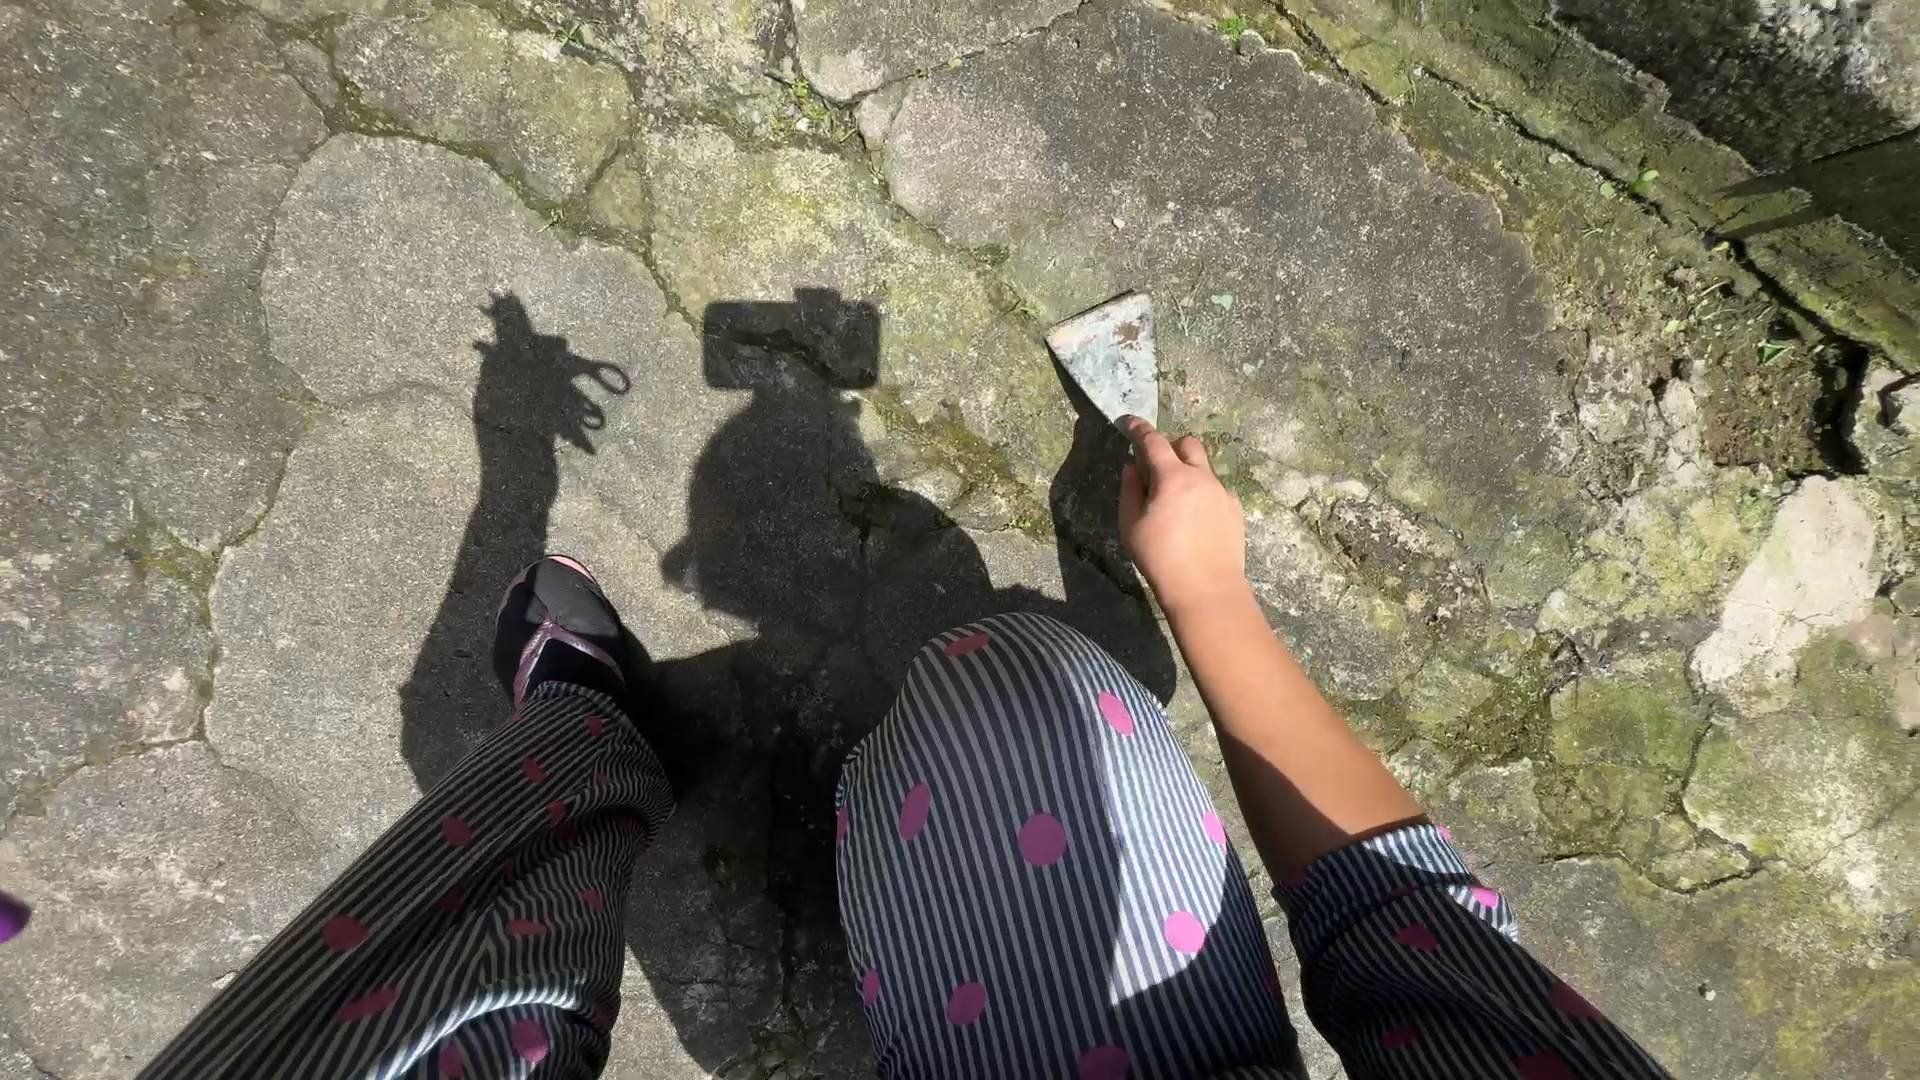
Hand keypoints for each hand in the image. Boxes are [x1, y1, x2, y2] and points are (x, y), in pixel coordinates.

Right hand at [1117, 415, 1250, 616]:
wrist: (1206, 589)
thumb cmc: (1160, 557)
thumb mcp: (1130, 525)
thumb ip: (1130, 490)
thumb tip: (1132, 467)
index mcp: (1173, 478)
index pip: (1153, 441)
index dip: (1138, 429)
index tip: (1129, 422)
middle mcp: (1202, 477)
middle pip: (1188, 443)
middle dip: (1170, 447)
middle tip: (1156, 468)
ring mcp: (1223, 493)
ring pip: (1204, 468)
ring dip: (1187, 472)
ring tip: (1175, 501)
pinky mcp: (1235, 510)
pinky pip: (1217, 490)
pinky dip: (1202, 493)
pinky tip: (1195, 520)